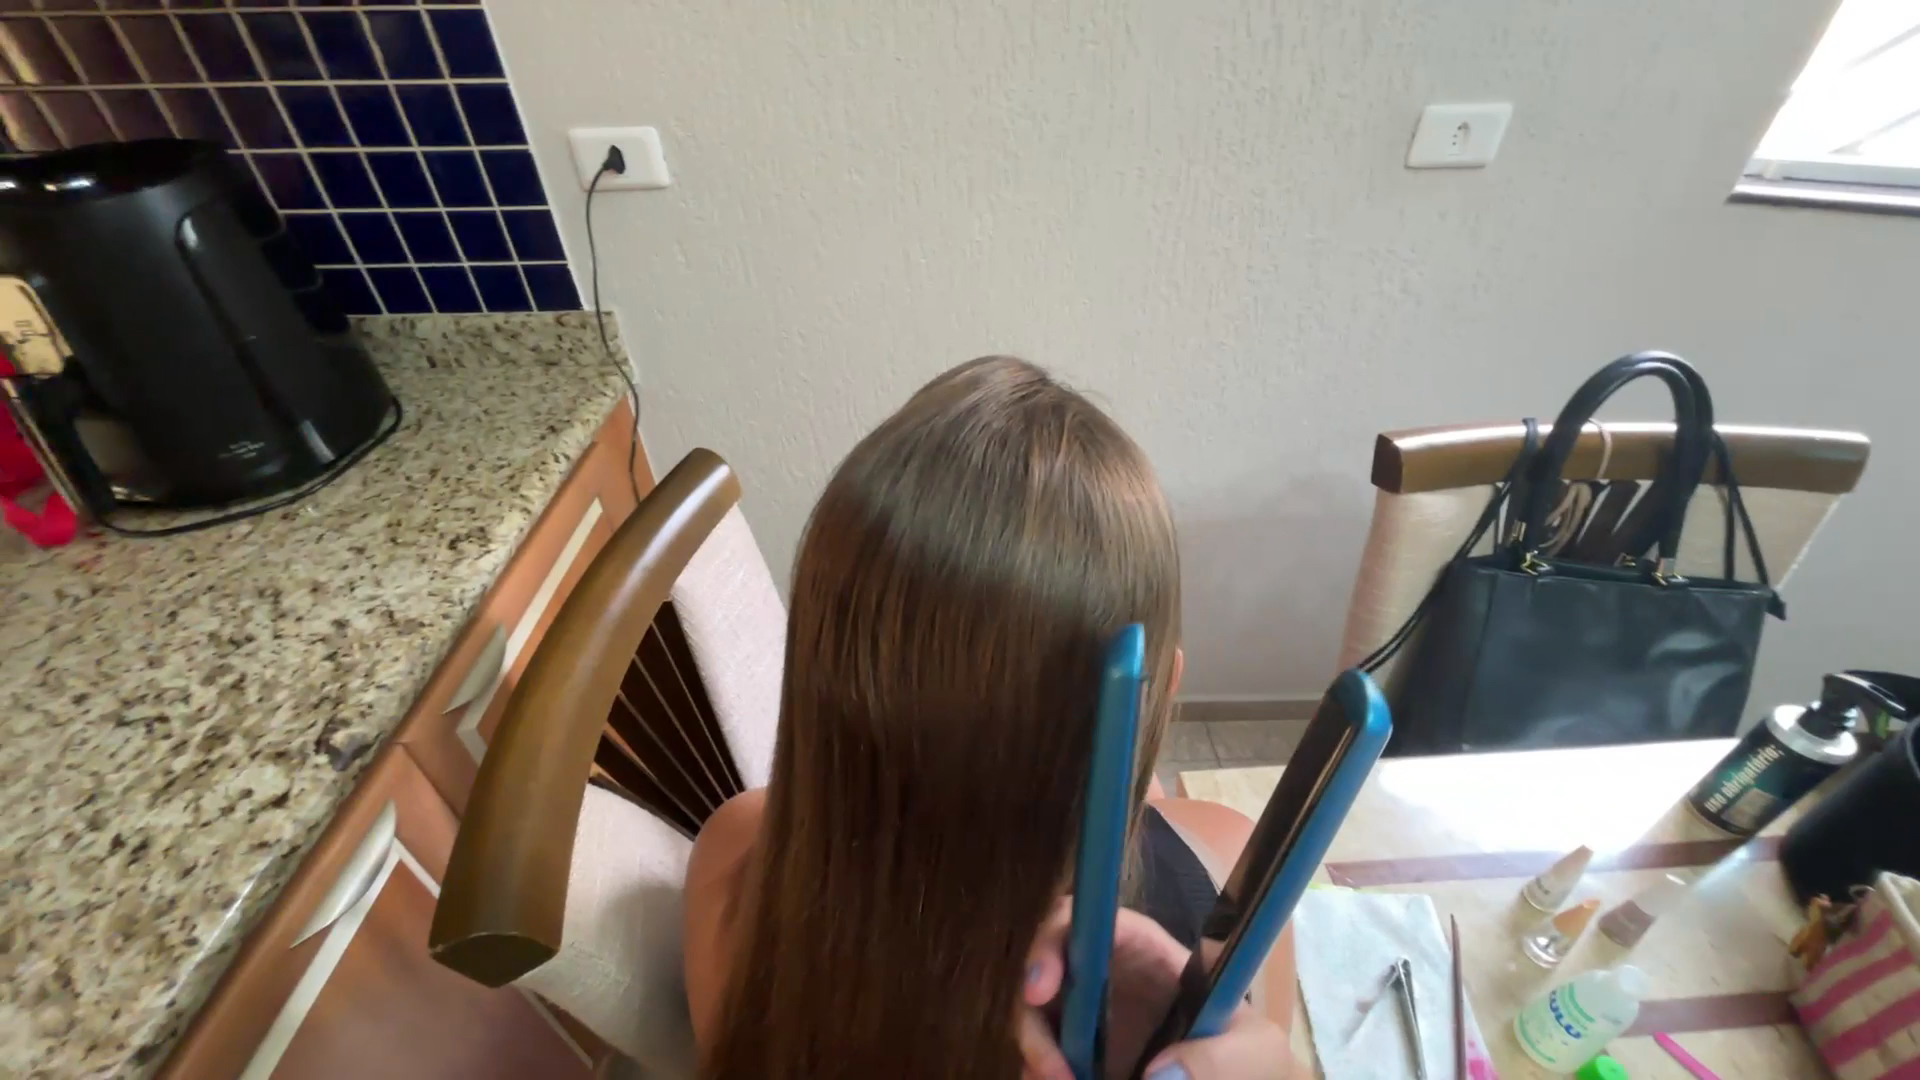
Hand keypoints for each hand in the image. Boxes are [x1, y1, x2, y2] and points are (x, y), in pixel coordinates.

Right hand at [1017, 902, 1292, 1079]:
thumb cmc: (1255, 1059)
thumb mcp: (1259, 1053)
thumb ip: (1224, 1059)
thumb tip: (1159, 1077)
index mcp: (1144, 953)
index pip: (1087, 920)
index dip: (1054, 940)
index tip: (1039, 989)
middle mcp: (1106, 979)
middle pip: (1046, 972)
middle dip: (1033, 1018)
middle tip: (1053, 1071)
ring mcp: (1091, 1024)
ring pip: (1038, 1024)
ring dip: (1038, 1056)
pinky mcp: (1085, 1063)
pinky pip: (1045, 1063)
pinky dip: (1043, 1073)